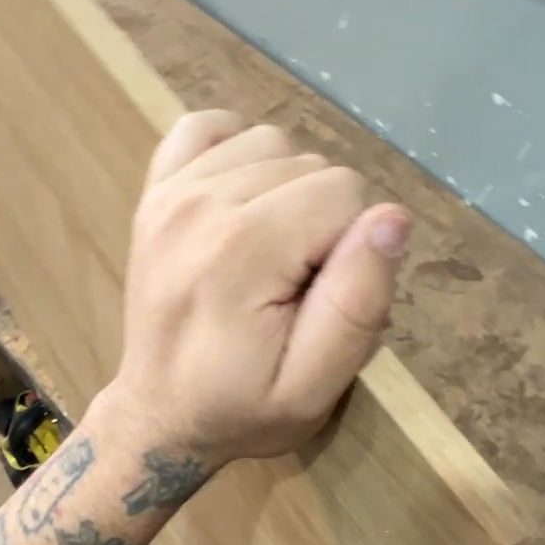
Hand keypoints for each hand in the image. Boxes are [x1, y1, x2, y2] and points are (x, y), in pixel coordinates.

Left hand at [93, 110, 412, 465]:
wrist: (160, 416)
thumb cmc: (239, 409)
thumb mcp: (312, 388)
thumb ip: (357, 304)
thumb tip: (390, 217)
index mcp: (243, 249)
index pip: (347, 195)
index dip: (349, 251)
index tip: (315, 301)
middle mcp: (201, 203)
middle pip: (312, 167)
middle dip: (320, 226)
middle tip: (290, 290)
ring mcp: (170, 192)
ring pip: (272, 145)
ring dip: (285, 193)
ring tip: (265, 256)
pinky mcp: (153, 192)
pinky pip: (208, 129)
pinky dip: (236, 154)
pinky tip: (239, 205)